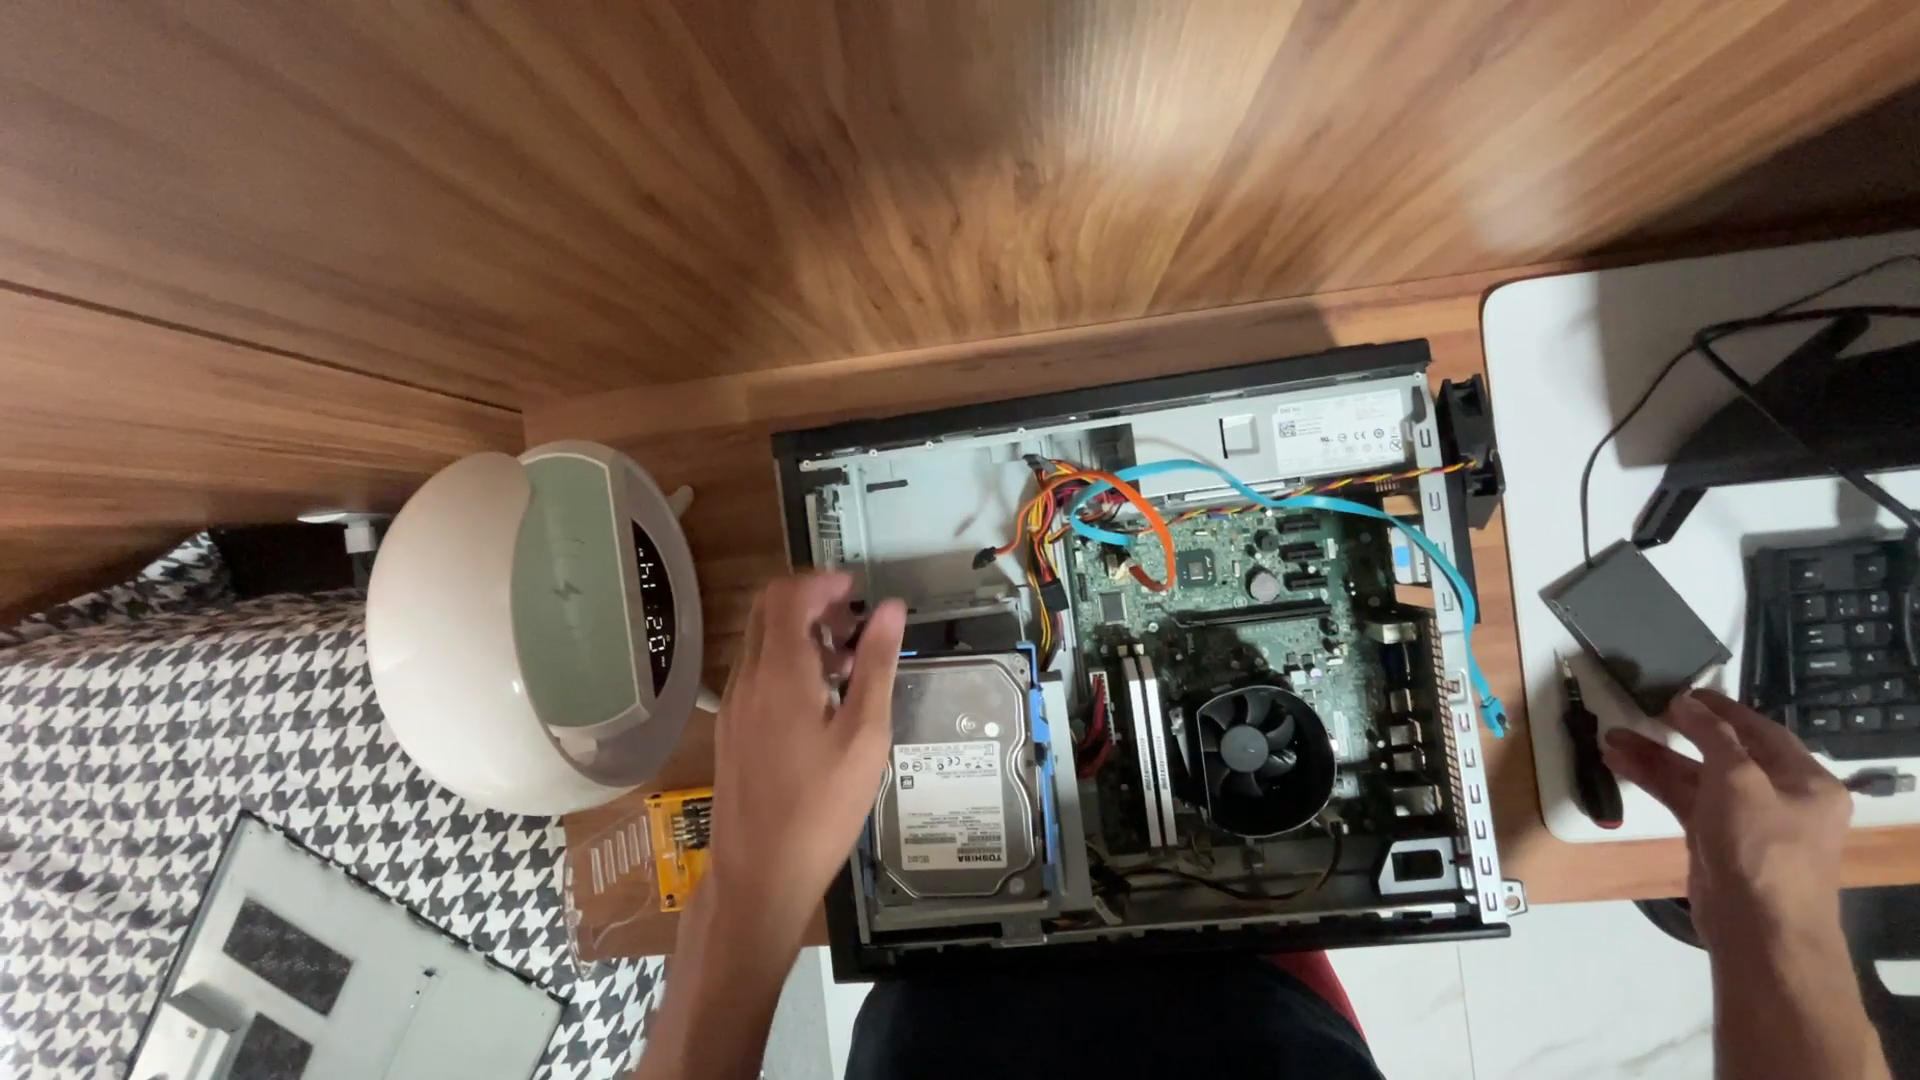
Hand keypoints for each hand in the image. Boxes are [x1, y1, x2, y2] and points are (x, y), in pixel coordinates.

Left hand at [703, 572, 906, 946]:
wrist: (758, 877)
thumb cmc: (822, 808)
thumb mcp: (866, 735)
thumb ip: (877, 665)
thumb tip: (890, 608)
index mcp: (780, 673)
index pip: (787, 595)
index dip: (822, 580)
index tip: (857, 588)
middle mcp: (747, 679)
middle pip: (767, 610)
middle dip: (811, 601)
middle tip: (854, 620)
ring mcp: (733, 705)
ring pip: (760, 641)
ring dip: (800, 633)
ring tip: (848, 662)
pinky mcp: (731, 729)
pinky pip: (756, 672)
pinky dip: (787, 663)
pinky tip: (821, 699)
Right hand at [1602, 689, 1851, 950]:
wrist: (1759, 923)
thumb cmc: (1761, 847)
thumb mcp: (1740, 782)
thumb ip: (1713, 738)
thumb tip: (1688, 703)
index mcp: (1805, 782)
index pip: (1762, 732)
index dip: (1723, 710)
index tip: (1683, 691)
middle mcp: (1779, 797)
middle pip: (1723, 753)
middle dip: (1678, 732)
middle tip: (1643, 711)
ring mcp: (1745, 819)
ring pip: (1695, 776)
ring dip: (1654, 756)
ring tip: (1611, 738)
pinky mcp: (1714, 836)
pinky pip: (1682, 797)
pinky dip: (1653, 779)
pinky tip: (1619, 763)